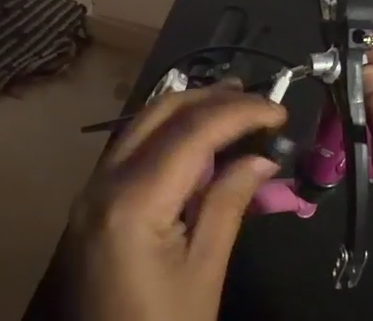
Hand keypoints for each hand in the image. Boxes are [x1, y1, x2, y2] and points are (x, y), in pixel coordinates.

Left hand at [63, 83, 286, 320]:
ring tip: (233, 105)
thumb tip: (261, 157)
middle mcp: (103, 182)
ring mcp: (91, 192)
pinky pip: (131, 148)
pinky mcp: (92, 205)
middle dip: (213, 98)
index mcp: (132, 201)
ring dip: (189, 109)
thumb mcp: (204, 272)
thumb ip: (228, 203)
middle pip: (161, 113)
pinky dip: (167, 132)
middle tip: (258, 99)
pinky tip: (197, 139)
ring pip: (142, 124)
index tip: (280, 110)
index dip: (240, 112)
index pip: (192, 131)